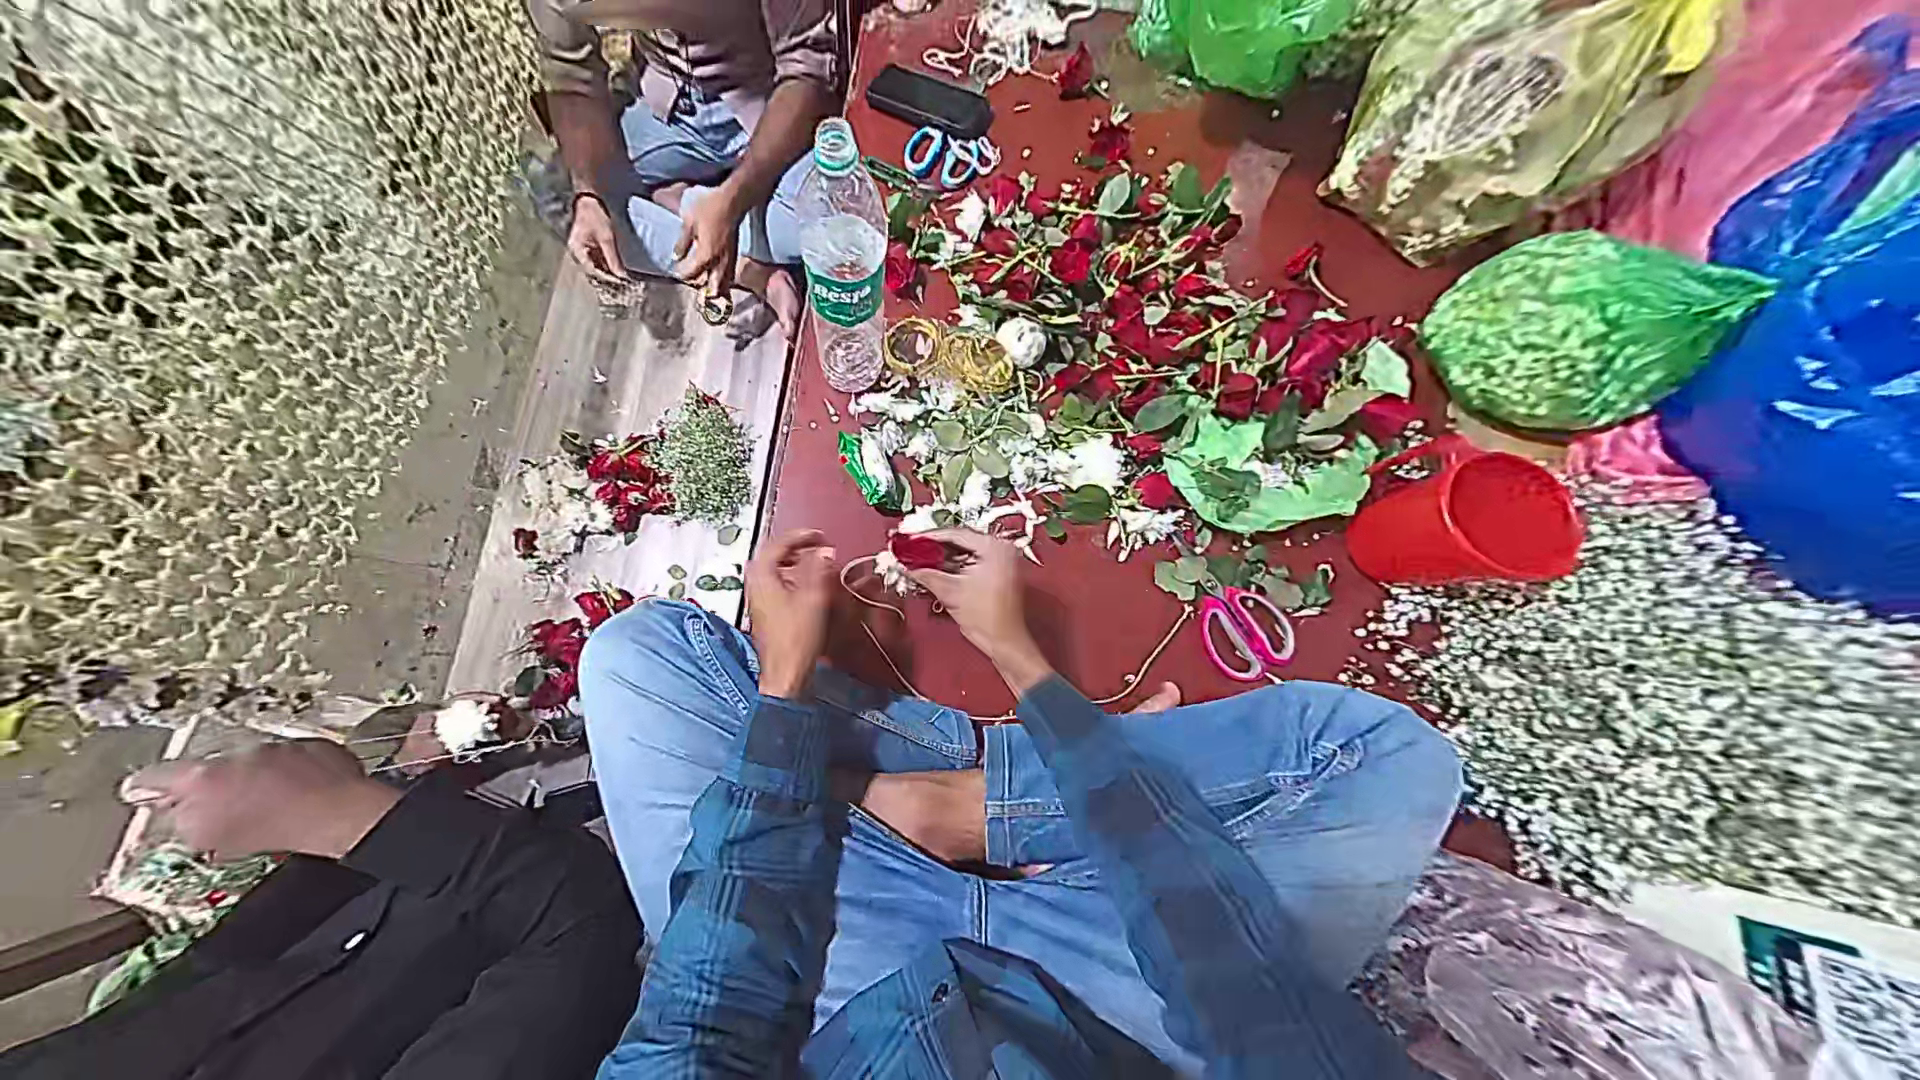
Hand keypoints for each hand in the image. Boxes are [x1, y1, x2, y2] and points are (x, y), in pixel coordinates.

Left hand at [124, 740, 399, 860]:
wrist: (341, 816)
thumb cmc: (323, 780)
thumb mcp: (295, 747)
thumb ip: (256, 754)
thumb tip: (249, 758)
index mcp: (203, 777)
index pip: (151, 777)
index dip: (163, 774)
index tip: (164, 776)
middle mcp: (192, 811)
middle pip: (176, 799)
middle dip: (202, 791)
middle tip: (237, 782)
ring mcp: (206, 836)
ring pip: (195, 818)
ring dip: (217, 810)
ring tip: (257, 800)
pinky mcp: (224, 854)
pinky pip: (216, 834)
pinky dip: (233, 826)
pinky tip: (265, 816)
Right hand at [568, 192, 627, 283]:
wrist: (590, 202)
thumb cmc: (595, 216)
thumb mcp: (606, 238)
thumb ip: (612, 258)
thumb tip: (620, 276)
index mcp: (577, 250)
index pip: (591, 270)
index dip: (606, 278)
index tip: (620, 282)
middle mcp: (578, 254)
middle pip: (593, 273)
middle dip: (608, 280)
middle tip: (624, 287)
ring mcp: (584, 253)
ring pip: (597, 270)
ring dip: (609, 276)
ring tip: (624, 283)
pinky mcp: (591, 251)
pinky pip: (599, 264)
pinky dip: (609, 269)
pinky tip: (619, 274)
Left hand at [674, 187, 741, 297]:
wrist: (731, 202)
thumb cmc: (709, 209)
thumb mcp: (689, 223)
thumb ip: (682, 243)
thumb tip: (675, 257)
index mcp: (706, 255)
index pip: (693, 273)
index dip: (683, 274)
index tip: (677, 273)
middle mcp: (719, 262)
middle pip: (714, 287)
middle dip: (705, 291)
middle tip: (697, 292)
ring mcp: (729, 260)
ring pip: (725, 283)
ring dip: (717, 289)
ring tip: (710, 292)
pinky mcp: (734, 255)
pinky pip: (730, 274)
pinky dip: (724, 280)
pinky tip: (719, 278)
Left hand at [747, 529, 837, 698]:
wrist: (785, 671)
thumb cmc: (797, 637)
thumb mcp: (814, 597)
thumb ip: (818, 569)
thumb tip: (824, 550)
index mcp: (762, 575)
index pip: (778, 543)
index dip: (801, 536)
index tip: (820, 536)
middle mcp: (755, 583)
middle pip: (772, 553)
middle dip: (795, 545)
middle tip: (816, 544)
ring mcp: (757, 596)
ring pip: (772, 567)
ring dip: (792, 559)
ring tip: (812, 559)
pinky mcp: (764, 608)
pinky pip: (774, 580)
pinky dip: (790, 574)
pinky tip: (804, 582)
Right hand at [905, 529, 1053, 694]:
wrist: (1004, 641)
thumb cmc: (988, 618)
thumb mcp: (950, 591)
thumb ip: (926, 573)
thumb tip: (908, 564)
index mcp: (994, 547)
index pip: (955, 533)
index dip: (929, 537)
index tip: (911, 540)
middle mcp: (1001, 549)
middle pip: (960, 542)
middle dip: (933, 548)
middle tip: (912, 549)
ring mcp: (1002, 560)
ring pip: (965, 553)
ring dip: (942, 558)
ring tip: (920, 560)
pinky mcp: (999, 572)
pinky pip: (972, 562)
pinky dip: (954, 566)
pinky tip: (936, 570)